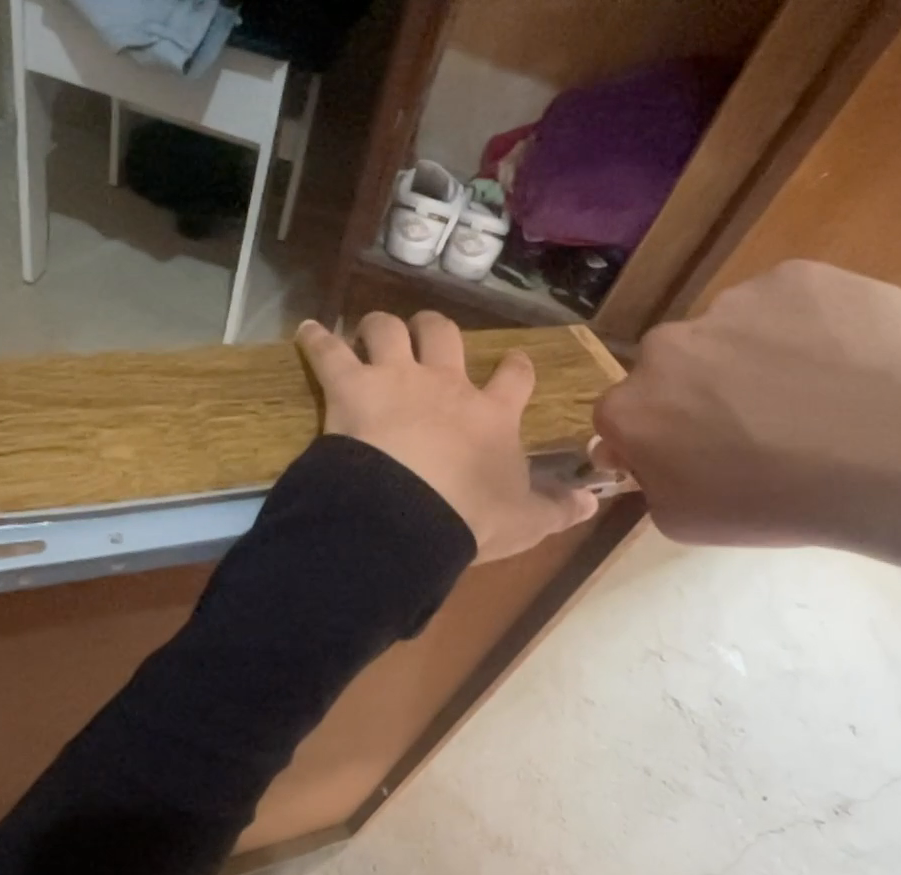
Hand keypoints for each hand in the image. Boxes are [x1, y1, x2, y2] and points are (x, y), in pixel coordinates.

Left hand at [297, 312, 599, 562]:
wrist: (410, 515)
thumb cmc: (470, 518)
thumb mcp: (525, 522)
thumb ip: (558, 509)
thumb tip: (594, 502)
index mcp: (490, 415)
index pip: (513, 378)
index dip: (515, 369)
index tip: (514, 365)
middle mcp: (445, 385)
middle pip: (444, 335)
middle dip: (436, 330)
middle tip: (427, 337)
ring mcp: (396, 379)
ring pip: (388, 331)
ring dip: (379, 327)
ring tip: (370, 332)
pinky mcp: (350, 387)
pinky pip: (328, 353)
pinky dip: (315, 340)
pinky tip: (306, 331)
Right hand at [592, 260, 900, 547]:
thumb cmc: (781, 503)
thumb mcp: (686, 521)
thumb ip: (651, 480)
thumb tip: (646, 455)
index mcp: (630, 408)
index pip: (624, 417)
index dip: (658, 435)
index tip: (694, 454)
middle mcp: (664, 347)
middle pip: (673, 367)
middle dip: (700, 390)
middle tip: (757, 425)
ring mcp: (730, 304)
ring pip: (730, 331)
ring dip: (752, 356)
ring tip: (815, 394)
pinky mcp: (795, 276)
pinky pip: (787, 303)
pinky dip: (806, 327)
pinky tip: (846, 362)